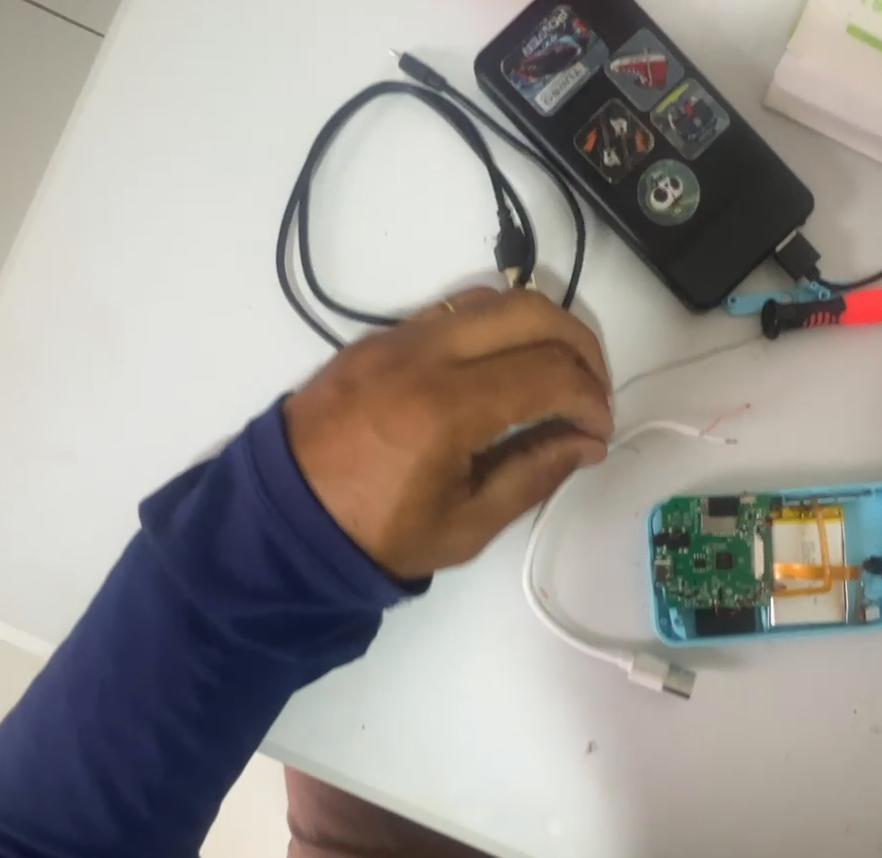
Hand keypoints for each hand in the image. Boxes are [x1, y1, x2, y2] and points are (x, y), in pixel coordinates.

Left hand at [283, 288, 612, 579]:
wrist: (283, 519)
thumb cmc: (375, 536)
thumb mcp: (465, 526)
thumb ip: (534, 475)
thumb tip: (586, 441)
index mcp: (444, 410)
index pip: (548, 374)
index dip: (590, 400)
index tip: (598, 432)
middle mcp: (423, 355)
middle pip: (532, 311)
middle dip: (582, 348)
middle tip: (593, 393)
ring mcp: (397, 338)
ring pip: (495, 298)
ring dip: (543, 327)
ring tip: (558, 375)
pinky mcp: (380, 337)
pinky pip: (457, 310)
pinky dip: (500, 326)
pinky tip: (508, 367)